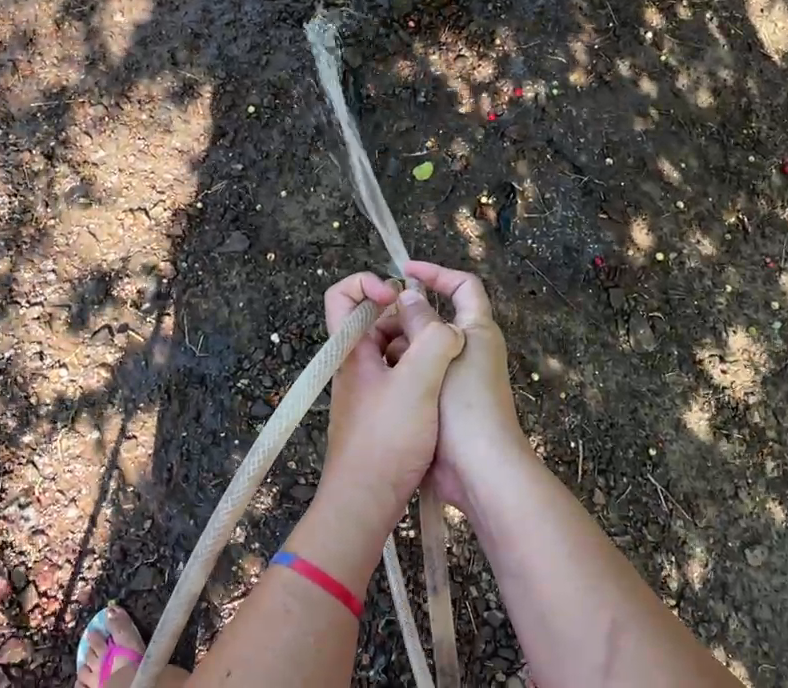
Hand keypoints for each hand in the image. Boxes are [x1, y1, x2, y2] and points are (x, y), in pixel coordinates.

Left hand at [319, 272, 465, 531]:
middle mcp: (354, 364)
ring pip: (393, 351)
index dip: (367, 284)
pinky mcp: (380, 413)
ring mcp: (366, 391)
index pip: (341, 295)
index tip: (398, 296)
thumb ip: (432, 342)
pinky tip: (441, 391)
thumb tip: (444, 323)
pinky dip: (421, 375)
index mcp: (351, 349)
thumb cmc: (387, 440)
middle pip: (376, 322)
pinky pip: (401, 378)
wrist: (366, 503)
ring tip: (446, 362)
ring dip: (419, 349)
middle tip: (437, 334)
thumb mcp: (418, 383)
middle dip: (408, 319)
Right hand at [398, 261, 528, 509]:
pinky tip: (379, 377)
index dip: (436, 272)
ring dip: (398, 345)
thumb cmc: (465, 404)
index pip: (463, 285)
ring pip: (420, 347)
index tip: (405, 270)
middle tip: (374, 319)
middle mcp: (470, 348)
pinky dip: (400, 370)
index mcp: (478, 329)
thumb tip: (408, 296)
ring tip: (370, 350)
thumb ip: (422, 321)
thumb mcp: (441, 353)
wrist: (480, 468)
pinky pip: (418, 374)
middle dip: (404, 316)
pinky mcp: (443, 401)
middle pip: (434, 317)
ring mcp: (457, 376)